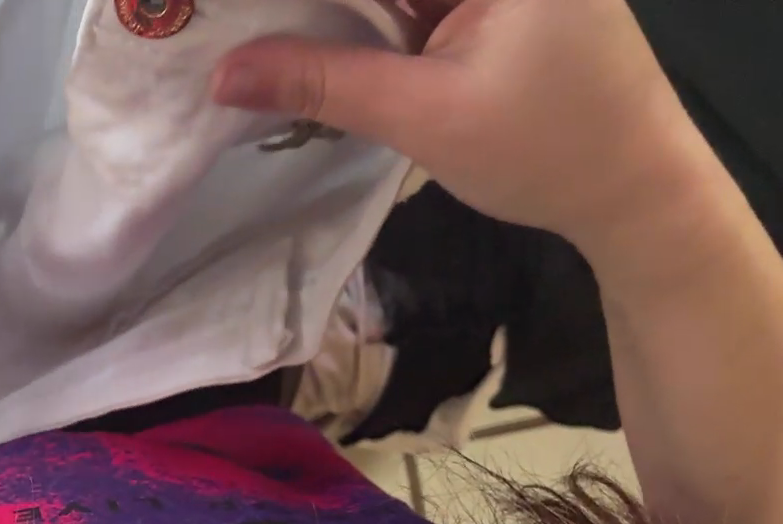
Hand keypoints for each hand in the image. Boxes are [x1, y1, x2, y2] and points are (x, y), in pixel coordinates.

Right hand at [211, 0, 716, 252]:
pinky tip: (301, 60)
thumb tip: (222, 74)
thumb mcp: (419, 112)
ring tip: (254, 49)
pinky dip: (351, 37)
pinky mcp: (481, 12)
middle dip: (304, 11)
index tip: (229, 15)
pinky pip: (397, 14)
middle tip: (232, 35)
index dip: (299, 0)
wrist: (622, 184)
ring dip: (320, 22)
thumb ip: (320, 84)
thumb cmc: (539, 144)